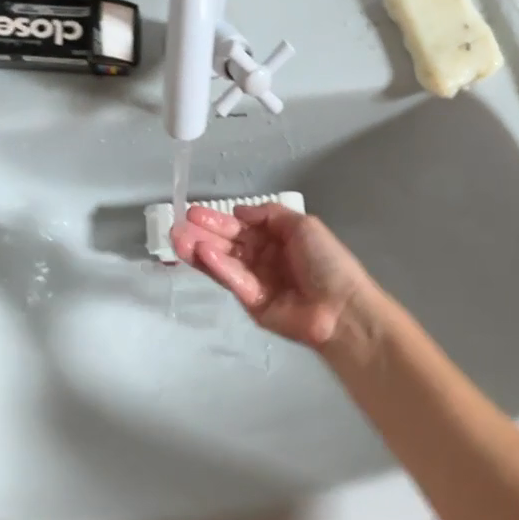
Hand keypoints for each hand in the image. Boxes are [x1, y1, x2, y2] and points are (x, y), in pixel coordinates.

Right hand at [169, 203, 376, 348]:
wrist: (341, 308)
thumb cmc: (327, 262)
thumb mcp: (303, 225)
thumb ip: (270, 215)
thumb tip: (240, 211)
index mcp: (280, 240)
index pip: (243, 228)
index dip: (220, 220)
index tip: (195, 213)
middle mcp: (266, 260)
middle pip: (229, 245)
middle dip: (204, 234)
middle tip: (178, 225)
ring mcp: (257, 283)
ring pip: (225, 263)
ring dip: (201, 250)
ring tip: (177, 238)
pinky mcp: (252, 304)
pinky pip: (233, 281)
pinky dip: (218, 267)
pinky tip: (201, 253)